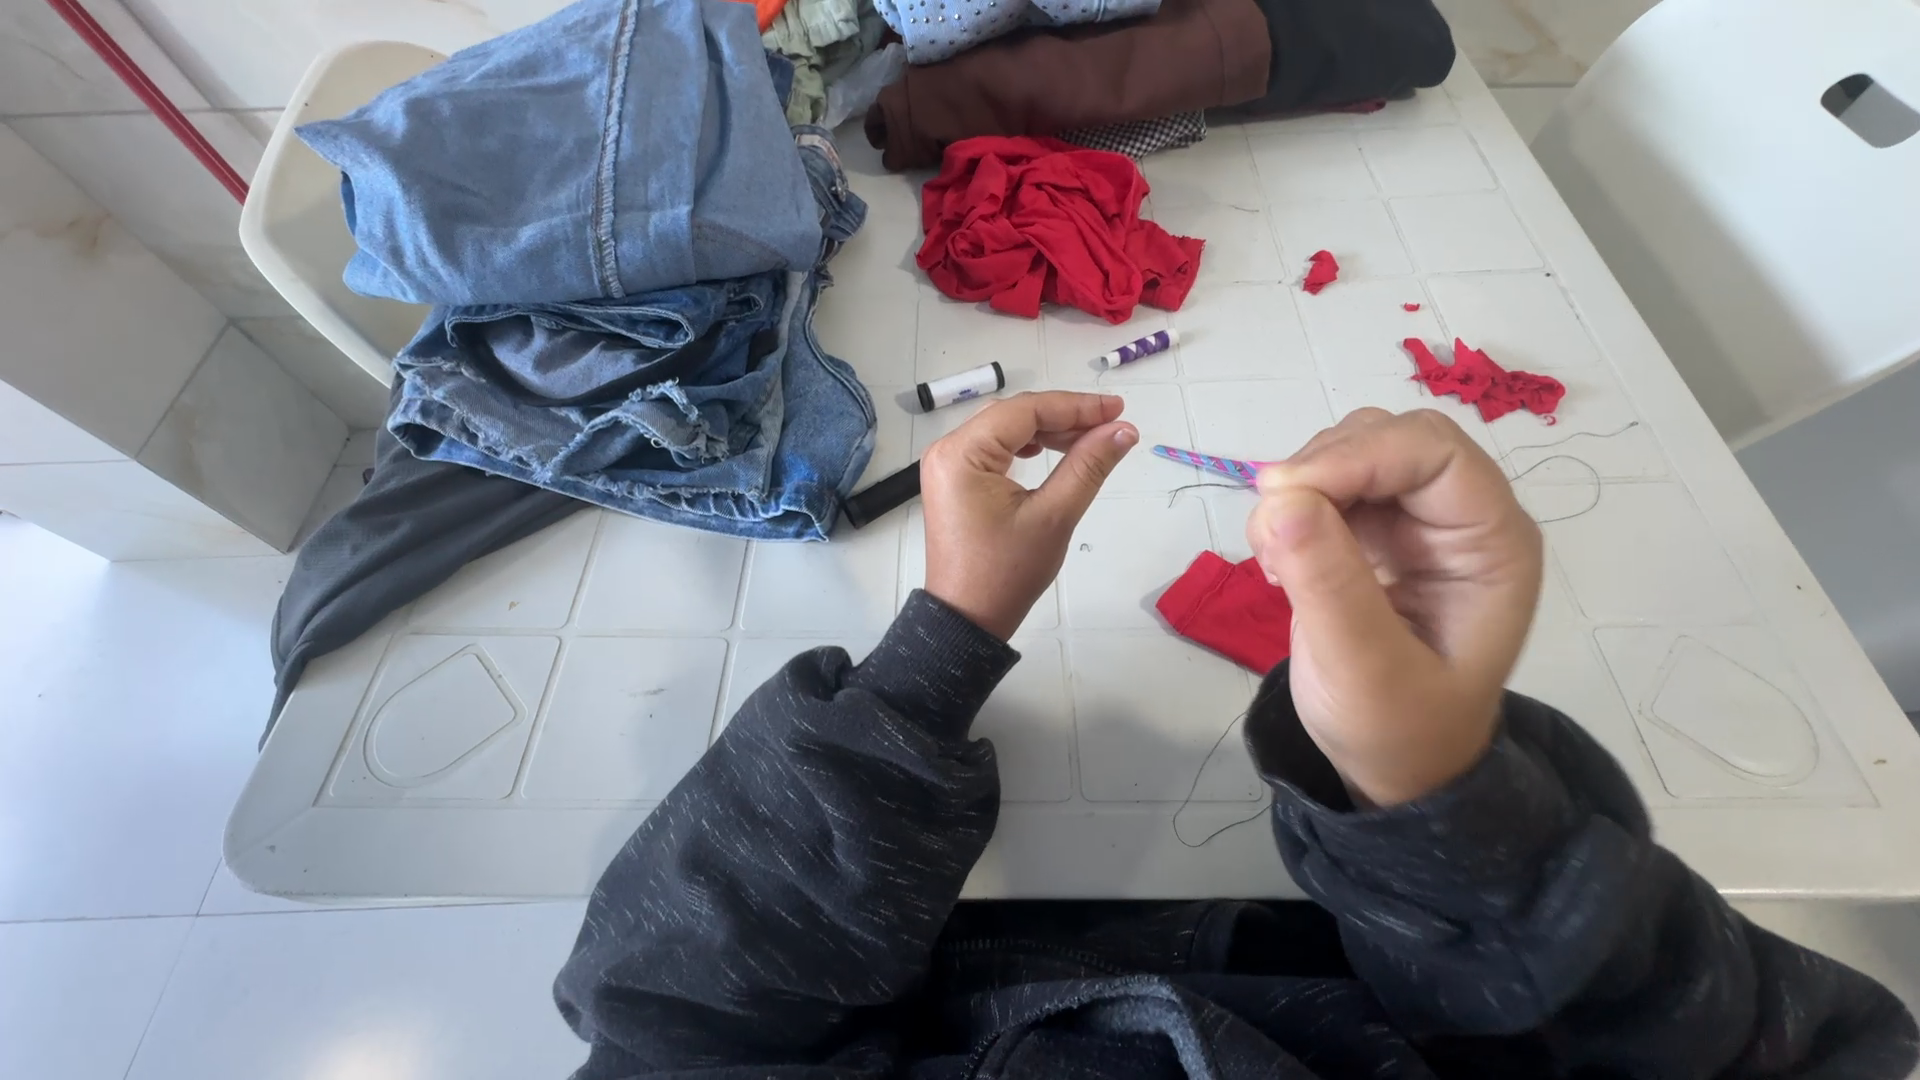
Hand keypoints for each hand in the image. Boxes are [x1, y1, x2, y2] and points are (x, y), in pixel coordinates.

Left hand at [922, 392, 1138, 639]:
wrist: (968, 617)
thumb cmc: (1007, 572)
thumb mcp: (1054, 515)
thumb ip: (1088, 465)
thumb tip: (1123, 430)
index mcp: (962, 454)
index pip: (1024, 410)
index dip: (1075, 406)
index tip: (1118, 409)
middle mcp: (946, 450)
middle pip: (1012, 415)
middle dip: (1063, 416)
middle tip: (1110, 425)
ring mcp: (946, 465)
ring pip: (1004, 430)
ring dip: (1047, 430)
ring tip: (1090, 440)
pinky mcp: (954, 481)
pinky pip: (993, 449)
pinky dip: (1025, 446)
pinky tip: (1051, 451)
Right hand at [1246, 409, 1541, 806]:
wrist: (1392, 761)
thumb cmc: (1396, 726)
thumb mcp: (1363, 668)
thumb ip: (1328, 583)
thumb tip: (1279, 499)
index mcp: (1489, 543)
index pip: (1433, 452)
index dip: (1357, 456)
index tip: (1281, 495)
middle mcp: (1454, 518)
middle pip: (1387, 439)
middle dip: (1319, 469)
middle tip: (1269, 527)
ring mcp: (1409, 523)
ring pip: (1345, 455)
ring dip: (1294, 491)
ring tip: (1273, 561)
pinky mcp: (1365, 535)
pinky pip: (1317, 488)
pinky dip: (1282, 512)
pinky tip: (1276, 565)